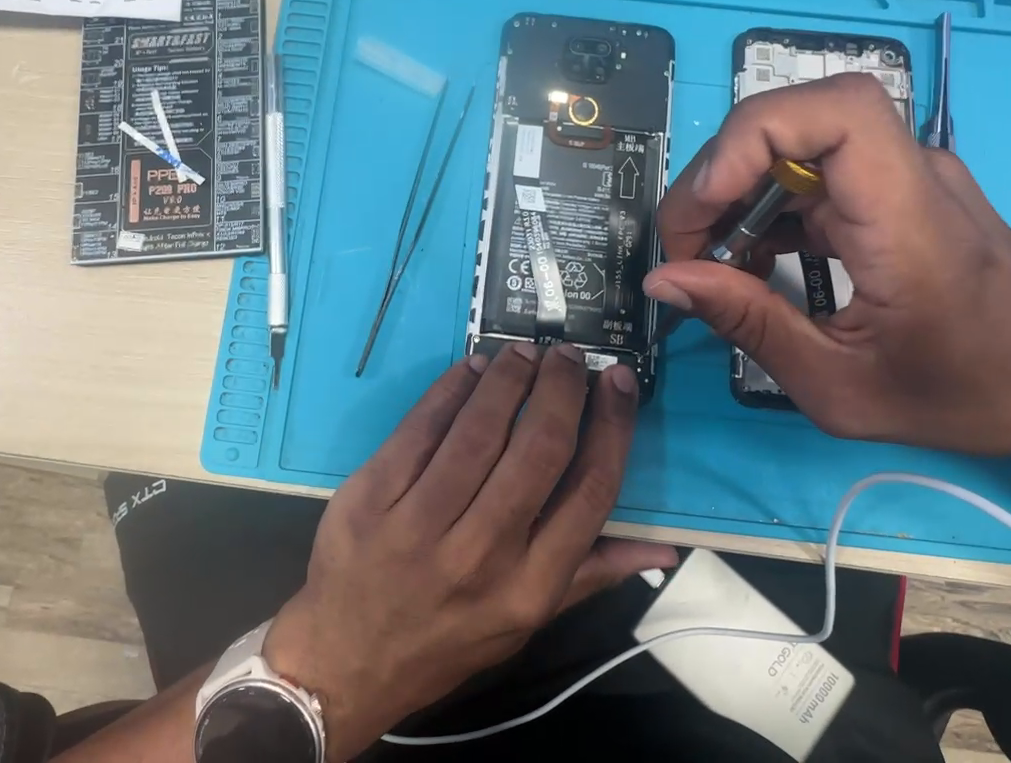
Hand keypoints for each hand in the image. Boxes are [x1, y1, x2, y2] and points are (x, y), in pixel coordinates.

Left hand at [261, 344, 675, 759]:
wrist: (347, 658)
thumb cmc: (448, 637)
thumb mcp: (526, 622)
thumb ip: (592, 574)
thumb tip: (663, 544)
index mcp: (530, 586)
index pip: (590, 491)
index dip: (611, 427)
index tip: (617, 382)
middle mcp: (481, 554)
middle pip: (538, 450)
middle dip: (561, 389)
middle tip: (567, 354)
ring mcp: (419, 523)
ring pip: (479, 430)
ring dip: (509, 378)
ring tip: (524, 352)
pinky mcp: (370, 496)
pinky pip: (420, 427)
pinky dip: (451, 389)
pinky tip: (472, 368)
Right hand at [642, 72, 1010, 464]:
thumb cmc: (975, 393)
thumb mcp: (843, 387)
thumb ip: (749, 326)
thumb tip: (663, 280)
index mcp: (907, 221)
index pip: (836, 110)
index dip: (749, 139)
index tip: (705, 210)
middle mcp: (908, 175)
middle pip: (792, 122)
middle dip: (717, 179)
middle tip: (686, 254)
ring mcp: (901, 177)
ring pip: (791, 147)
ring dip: (732, 196)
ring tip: (710, 267)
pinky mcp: (892, 192)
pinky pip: (810, 177)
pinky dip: (763, 210)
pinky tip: (751, 266)